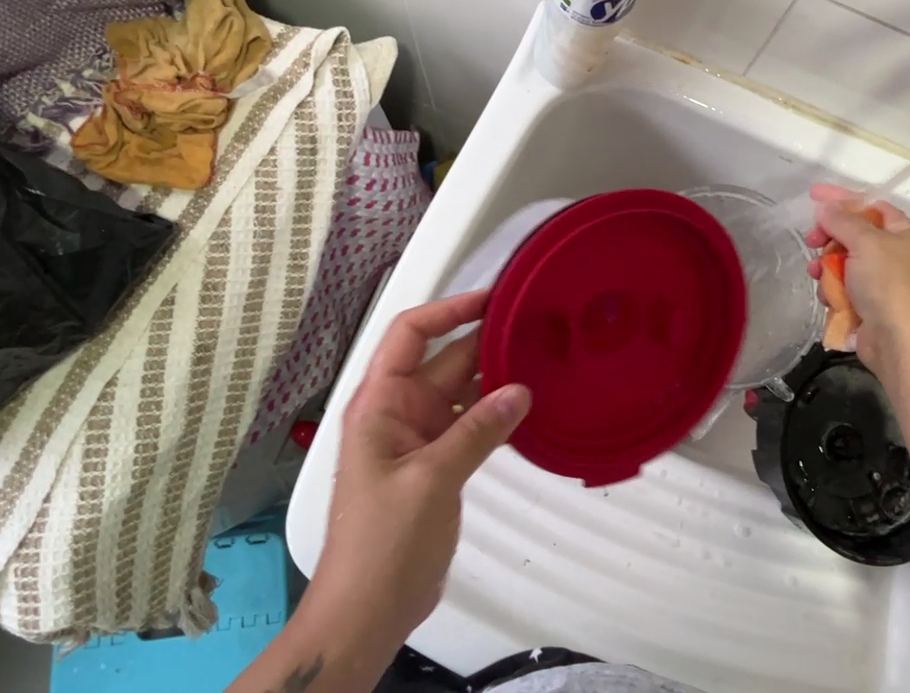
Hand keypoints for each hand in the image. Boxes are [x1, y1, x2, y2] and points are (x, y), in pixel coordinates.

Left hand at [302, 291, 530, 673]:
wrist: (368, 609)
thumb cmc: (381, 543)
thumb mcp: (431, 479)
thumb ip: (477, 432)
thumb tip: (520, 392)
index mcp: (380, 403)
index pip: (410, 334)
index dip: (448, 310)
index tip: (492, 299)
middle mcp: (398, 412)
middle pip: (444, 360)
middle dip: (485, 343)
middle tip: (534, 329)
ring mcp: (419, 438)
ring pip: (461, 392)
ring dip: (495, 379)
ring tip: (540, 362)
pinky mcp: (437, 463)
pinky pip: (470, 424)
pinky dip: (496, 414)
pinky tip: (527, 409)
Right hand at [805, 183, 909, 385]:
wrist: (902, 342)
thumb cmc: (889, 284)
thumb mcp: (866, 243)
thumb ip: (842, 220)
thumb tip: (825, 207)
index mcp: (905, 232)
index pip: (869, 205)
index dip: (841, 198)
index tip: (813, 194)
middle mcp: (897, 253)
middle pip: (854, 234)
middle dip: (830, 237)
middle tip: (812, 240)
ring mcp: (883, 281)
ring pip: (844, 262)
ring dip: (826, 266)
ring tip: (815, 274)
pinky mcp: (870, 304)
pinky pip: (844, 287)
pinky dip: (833, 289)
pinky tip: (828, 297)